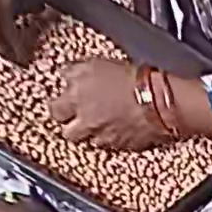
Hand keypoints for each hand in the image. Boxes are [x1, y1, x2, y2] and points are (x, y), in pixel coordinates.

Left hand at [49, 58, 168, 150]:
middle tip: (80, 119)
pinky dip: (115, 138)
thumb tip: (66, 77)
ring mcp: (107, 138)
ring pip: (92, 142)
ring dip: (95, 134)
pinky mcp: (125, 147)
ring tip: (104, 123)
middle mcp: (88, 124)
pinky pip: (114, 145)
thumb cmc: (127, 80)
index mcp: (76, 101)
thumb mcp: (95, 65)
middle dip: (73, 126)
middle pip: (69, 134)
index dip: (59, 108)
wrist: (156, 101)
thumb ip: (74, 73)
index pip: (55, 111)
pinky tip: (121, 127)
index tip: (64, 105)